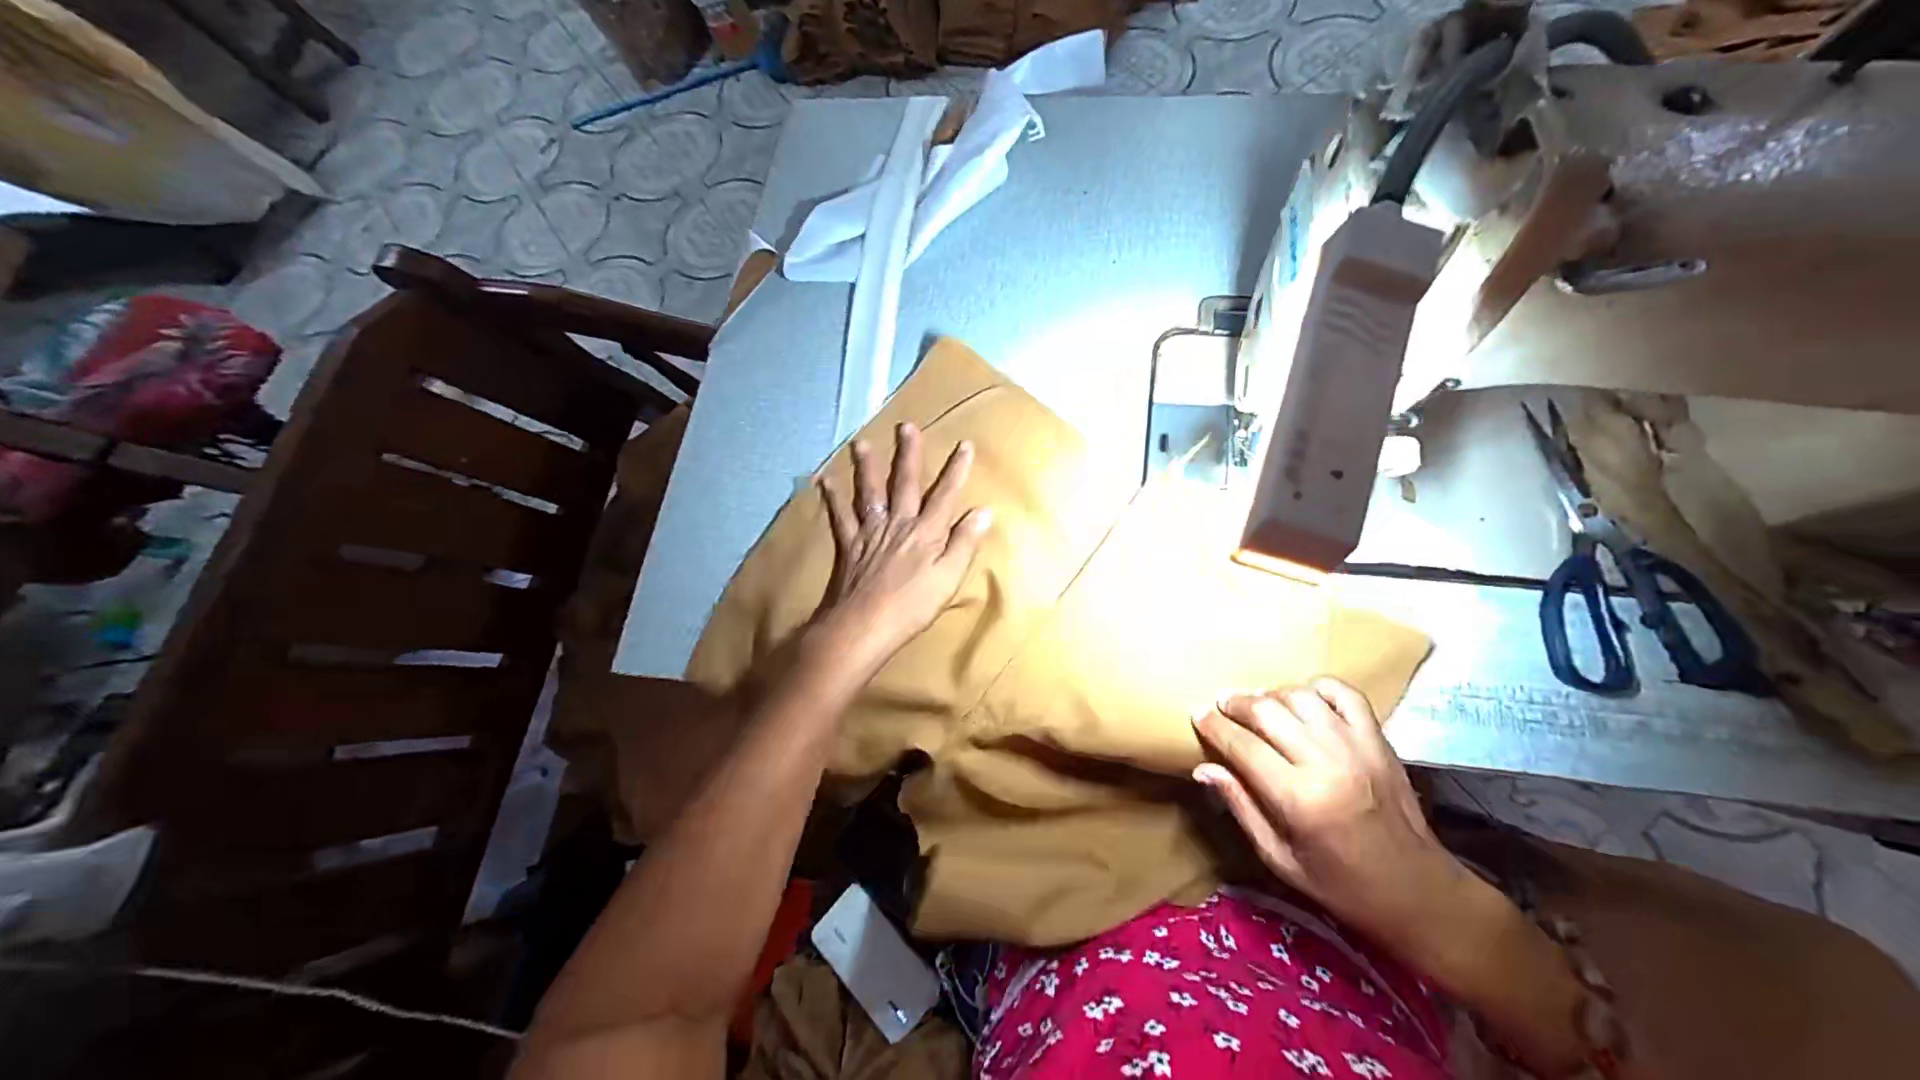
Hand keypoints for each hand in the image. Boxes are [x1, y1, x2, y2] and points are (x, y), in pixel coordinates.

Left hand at [810, 423, 991, 670]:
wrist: (863, 625)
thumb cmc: (912, 607)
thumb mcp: (948, 578)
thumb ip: (964, 543)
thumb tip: (983, 512)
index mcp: (926, 533)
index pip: (945, 495)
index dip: (956, 470)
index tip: (964, 445)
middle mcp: (898, 524)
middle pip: (905, 483)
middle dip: (909, 454)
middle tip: (907, 426)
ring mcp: (871, 532)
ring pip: (870, 492)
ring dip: (867, 466)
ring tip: (862, 443)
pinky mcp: (849, 545)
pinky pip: (840, 516)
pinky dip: (832, 498)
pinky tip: (825, 480)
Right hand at [1191, 679, 1471, 956]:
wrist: (1418, 892)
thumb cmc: (1340, 884)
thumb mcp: (1278, 858)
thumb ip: (1241, 806)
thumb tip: (1204, 768)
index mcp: (1298, 799)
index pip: (1242, 745)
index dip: (1213, 726)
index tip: (1196, 714)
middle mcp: (1326, 763)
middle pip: (1268, 712)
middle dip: (1236, 704)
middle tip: (1219, 704)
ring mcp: (1357, 747)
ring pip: (1301, 697)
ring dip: (1271, 694)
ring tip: (1256, 703)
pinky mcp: (1380, 741)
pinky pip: (1344, 695)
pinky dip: (1318, 688)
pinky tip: (1302, 699)